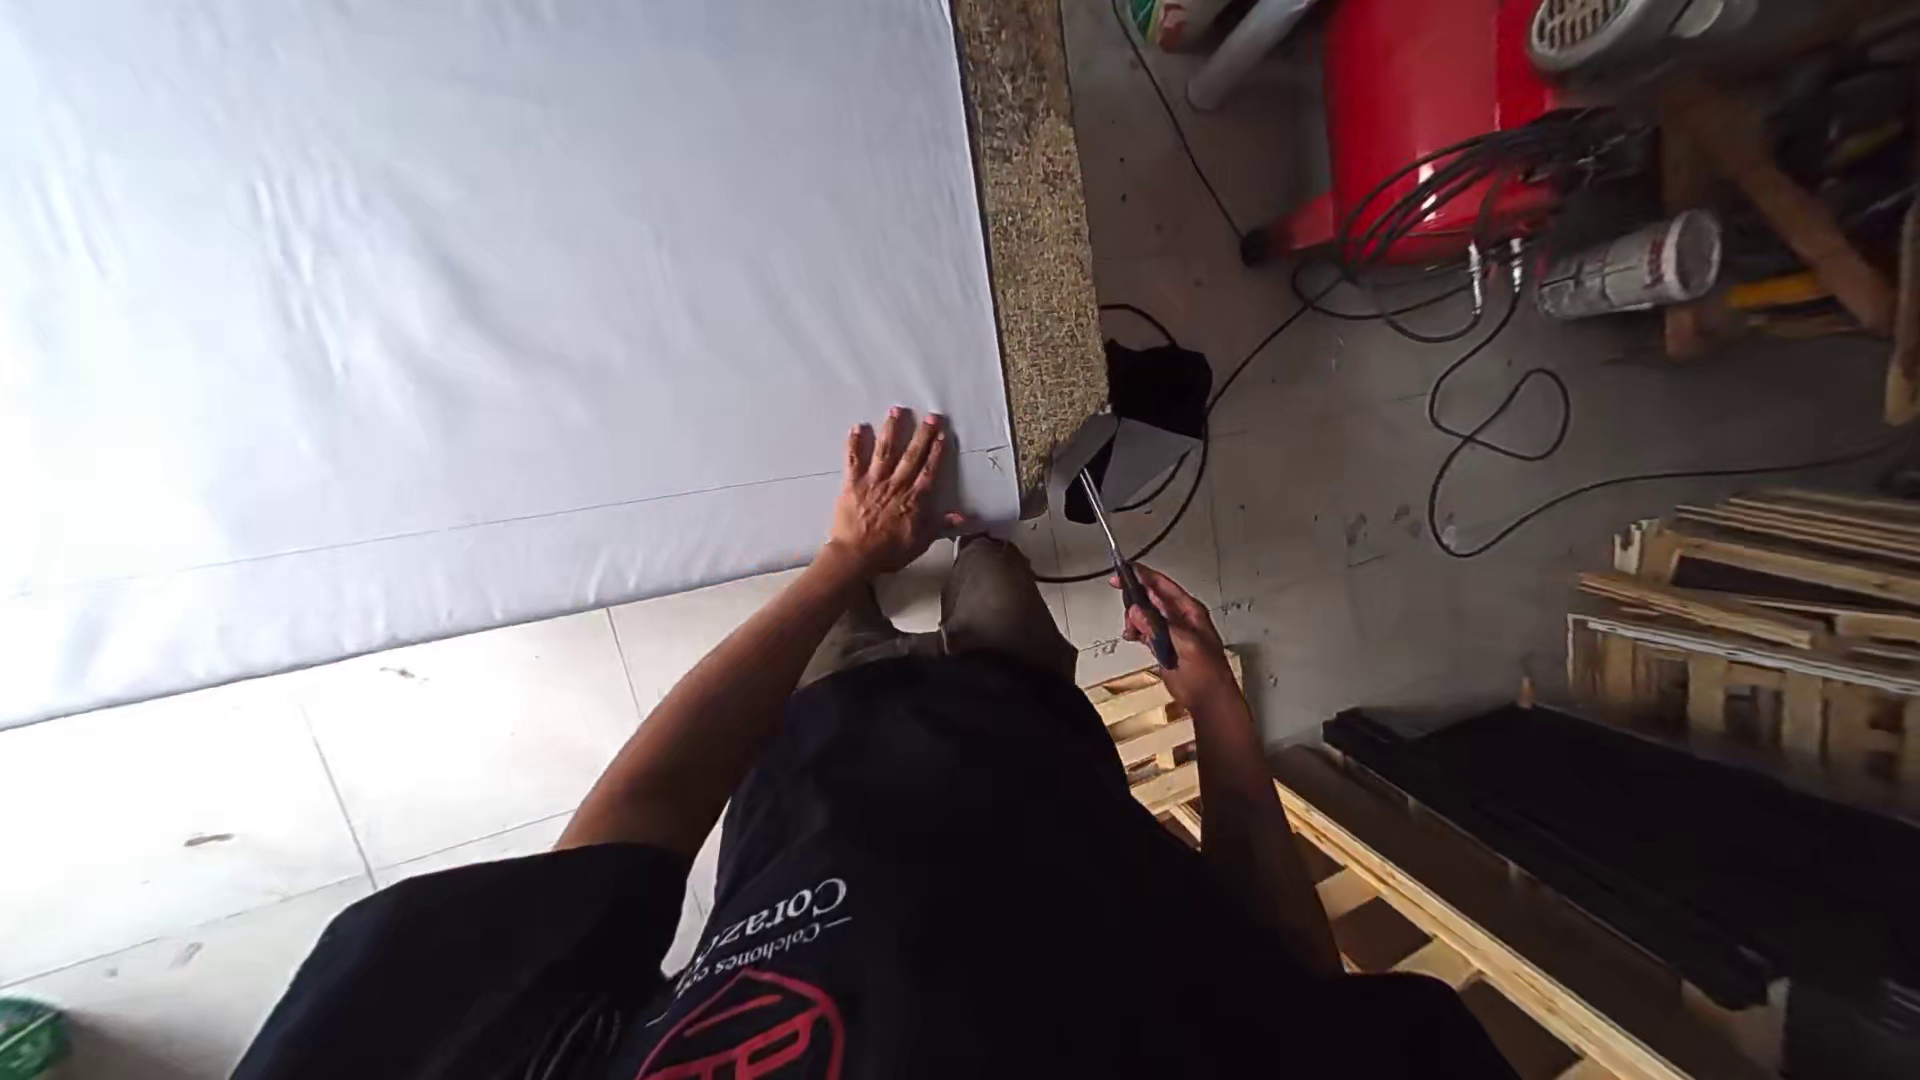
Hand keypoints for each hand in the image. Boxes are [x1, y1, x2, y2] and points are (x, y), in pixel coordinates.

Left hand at [827, 407, 960, 575]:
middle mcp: (897, 485)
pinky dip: (855, 443)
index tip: (942, 434)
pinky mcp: (853, 484)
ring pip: (885, 450)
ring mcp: (874, 482)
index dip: (937, 451)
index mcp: (915, 499)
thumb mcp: (921, 541)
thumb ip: (940, 525)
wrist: (857, 556)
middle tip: (930, 416)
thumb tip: (963, 517)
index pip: (929, 470)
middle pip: (912, 455)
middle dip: (922, 434)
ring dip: (892, 429)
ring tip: (897, 411)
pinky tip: (858, 428)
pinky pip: (854, 459)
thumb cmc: (889, 552)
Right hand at [1112, 563, 1235, 705]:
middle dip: (1135, 601)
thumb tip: (1135, 610)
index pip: (1162, 585)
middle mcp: (1178, 617)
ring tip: (1132, 631)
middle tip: (1127, 612)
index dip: (1143, 576)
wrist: (1209, 701)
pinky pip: (1144, 630)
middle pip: (1150, 597)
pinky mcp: (1162, 644)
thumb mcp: (1184, 644)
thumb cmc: (1206, 673)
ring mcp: (1170, 630)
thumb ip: (1158, 626)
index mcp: (1189, 610)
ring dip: (1134, 619)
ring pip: (1144, 614)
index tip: (1124, 570)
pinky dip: (1135, 631)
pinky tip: (1133, 637)